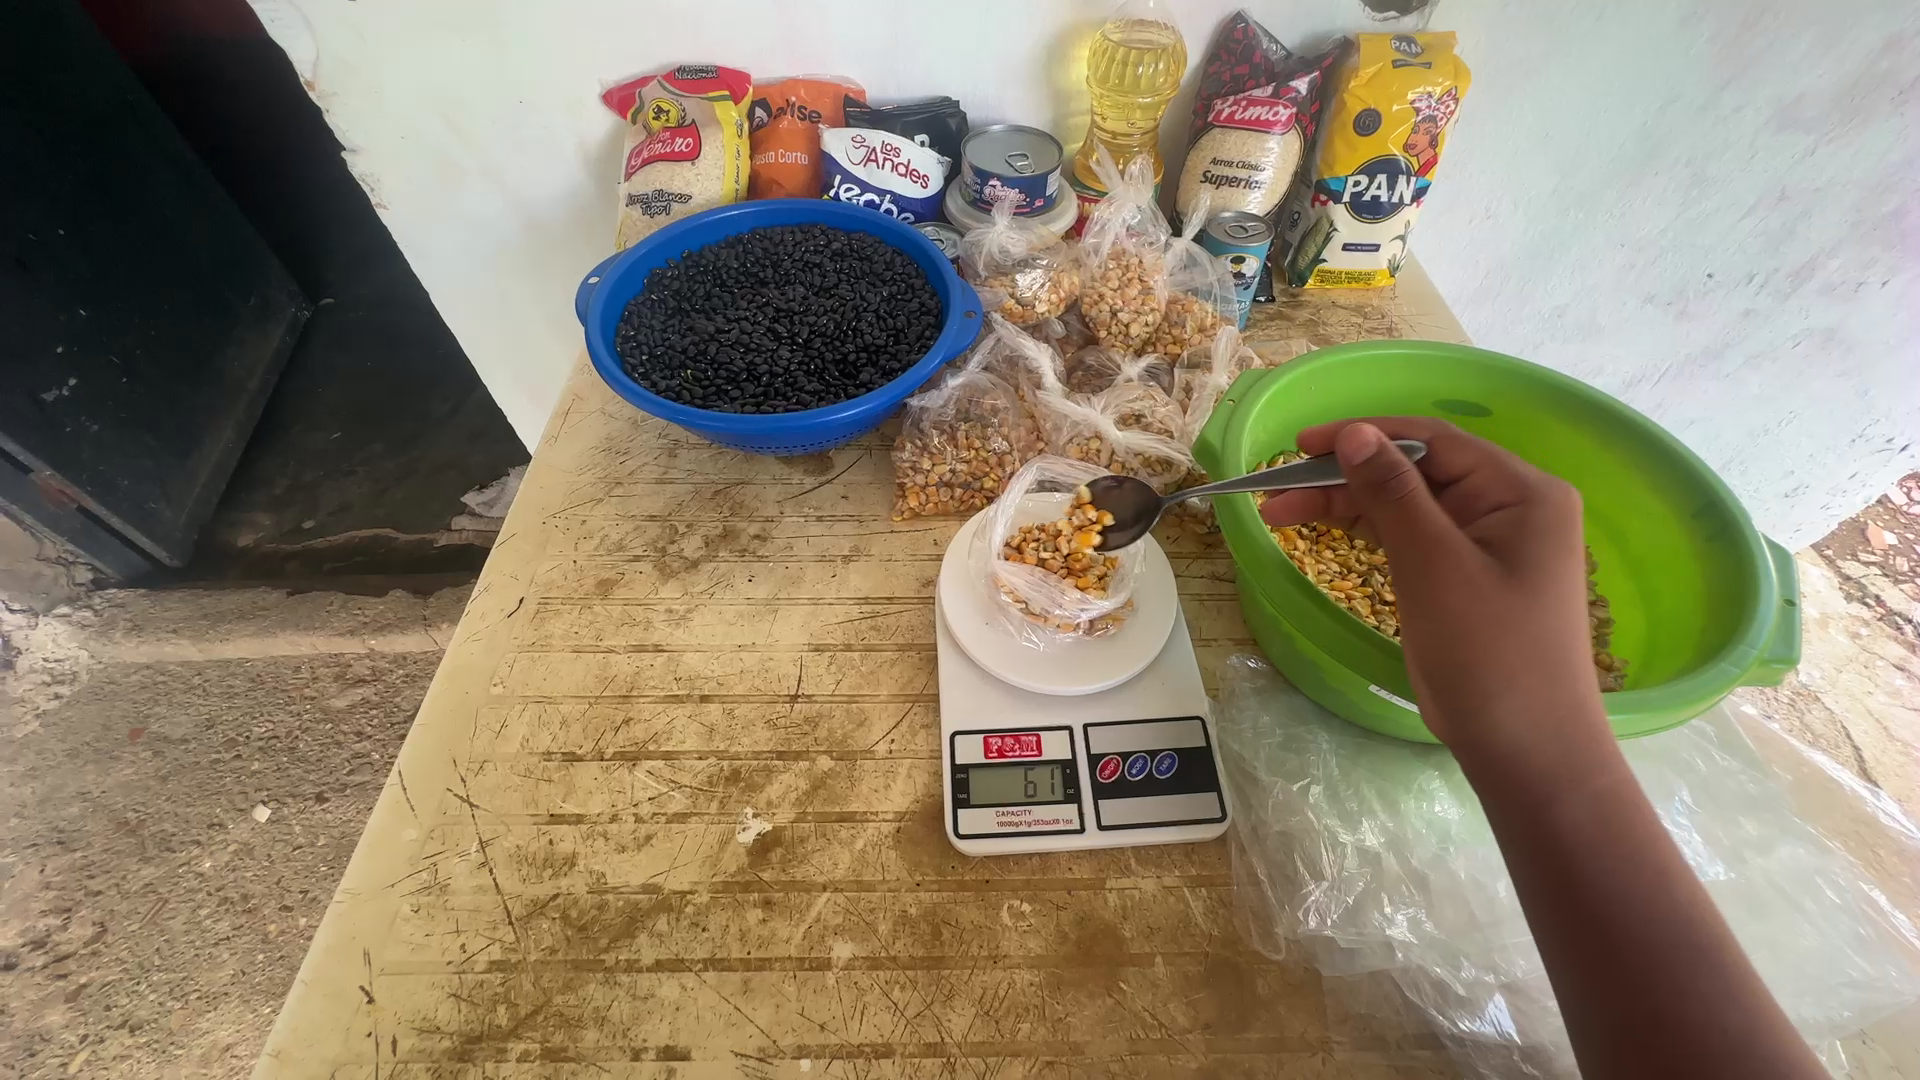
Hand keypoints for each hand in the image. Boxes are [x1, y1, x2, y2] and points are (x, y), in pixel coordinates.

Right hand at [1259, 418, 1606, 764]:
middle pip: (1411, 472)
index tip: (1299, 444)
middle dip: (1342, 476)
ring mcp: (1483, 542)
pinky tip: (1320, 530)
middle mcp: (1506, 507)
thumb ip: (1392, 493)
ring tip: (1277, 512)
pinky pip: (1405, 534)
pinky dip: (1362, 530)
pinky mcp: (1460, 573)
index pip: (1431, 442)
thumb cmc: (1488, 651)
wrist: (1522, 746)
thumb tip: (1352, 434)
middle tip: (1276, 488)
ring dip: (1342, 504)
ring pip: (1401, 504)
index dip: (1363, 435)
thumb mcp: (1433, 564)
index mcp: (1520, 491)